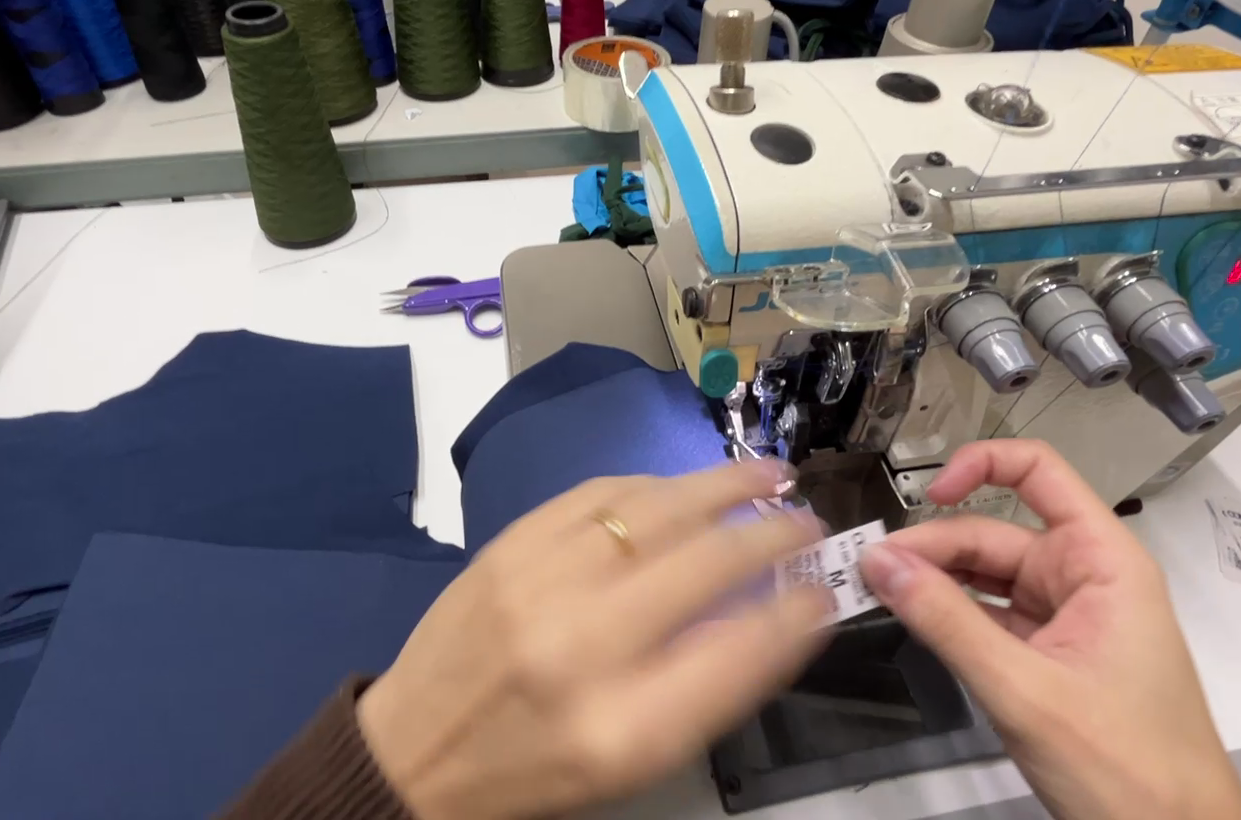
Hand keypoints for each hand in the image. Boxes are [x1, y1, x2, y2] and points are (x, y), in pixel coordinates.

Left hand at [357, 462, 829, 819]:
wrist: (414, 748)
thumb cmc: (536, 766)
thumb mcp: (630, 760)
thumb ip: (702, 687)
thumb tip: (773, 612)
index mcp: (623, 727)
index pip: (740, 652)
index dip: (797, 612)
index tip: (825, 588)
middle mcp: (584, 646)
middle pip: (705, 563)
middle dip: (771, 534)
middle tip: (806, 517)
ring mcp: (541, 581)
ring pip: (655, 509)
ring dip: (721, 485)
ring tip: (766, 474)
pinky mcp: (511, 543)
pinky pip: (599, 492)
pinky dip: (654, 484)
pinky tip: (683, 484)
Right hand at [859, 440, 1240, 819]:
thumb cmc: (1128, 771)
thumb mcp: (1024, 690)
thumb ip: (945, 621)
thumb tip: (879, 562)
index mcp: (1101, 562)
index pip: (1038, 472)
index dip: (980, 465)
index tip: (931, 493)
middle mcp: (1081, 577)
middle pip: (991, 532)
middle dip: (933, 547)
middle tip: (874, 569)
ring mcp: (1063, 615)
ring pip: (982, 573)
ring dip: (933, 579)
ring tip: (881, 588)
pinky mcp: (1045, 650)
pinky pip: (985, 612)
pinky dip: (947, 612)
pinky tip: (913, 615)